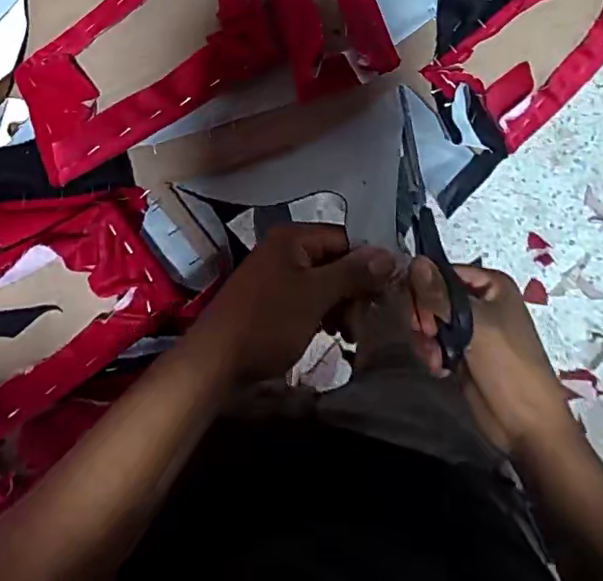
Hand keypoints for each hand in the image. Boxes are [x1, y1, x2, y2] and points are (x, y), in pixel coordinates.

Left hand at [184, 223, 396, 385]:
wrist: (212, 365)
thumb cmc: (267, 323)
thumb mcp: (316, 296)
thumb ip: (354, 272)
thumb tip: (390, 255)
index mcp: (293, 238)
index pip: (346, 240)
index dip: (367, 265)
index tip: (382, 295)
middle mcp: (284, 250)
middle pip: (335, 261)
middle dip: (354, 290)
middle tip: (363, 322)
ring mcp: (275, 276)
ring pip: (323, 283)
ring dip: (341, 306)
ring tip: (350, 335)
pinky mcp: (270, 301)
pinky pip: (307, 299)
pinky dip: (322, 314)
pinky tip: (332, 335)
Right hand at [408, 260, 581, 457]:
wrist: (525, 423)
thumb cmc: (508, 364)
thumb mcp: (475, 324)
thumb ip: (441, 295)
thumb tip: (415, 262)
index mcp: (492, 285)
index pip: (445, 272)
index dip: (425, 287)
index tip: (417, 310)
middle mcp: (480, 302)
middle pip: (434, 295)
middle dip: (425, 316)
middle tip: (426, 335)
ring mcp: (470, 329)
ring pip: (431, 320)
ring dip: (426, 339)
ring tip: (434, 358)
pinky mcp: (461, 354)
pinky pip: (434, 342)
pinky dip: (431, 353)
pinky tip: (438, 368)